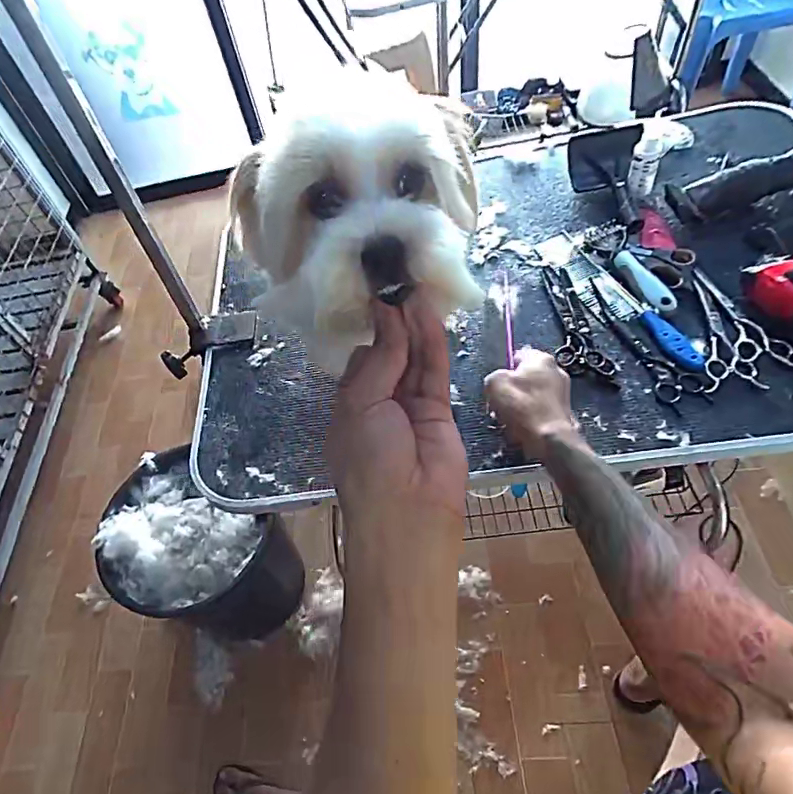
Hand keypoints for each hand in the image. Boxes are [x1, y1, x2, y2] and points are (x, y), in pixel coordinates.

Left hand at [329, 301, 467, 528]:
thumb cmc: (369, 460)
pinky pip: (435, 372)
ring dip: (415, 327)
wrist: (408, 510)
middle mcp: (382, 403)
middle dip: (395, 324)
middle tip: (399, 283)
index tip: (375, 295)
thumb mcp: (361, 404)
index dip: (371, 330)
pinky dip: (434, 343)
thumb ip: (380, 359)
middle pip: (392, 354)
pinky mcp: (440, 411)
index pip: (364, 358)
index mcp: (351, 405)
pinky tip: (429, 315)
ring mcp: (412, 408)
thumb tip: (388, 315)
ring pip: (415, 359)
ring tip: (416, 289)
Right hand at [484, 347, 577, 457]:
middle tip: (502, 404)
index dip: (503, 370)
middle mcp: (557, 370)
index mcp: (541, 358)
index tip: (497, 385)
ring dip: (521, 405)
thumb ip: (493, 377)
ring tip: (511, 419)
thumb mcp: (495, 385)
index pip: (517, 356)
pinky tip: (525, 427)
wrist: (550, 440)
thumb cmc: (523, 408)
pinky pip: (541, 410)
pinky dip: (532, 417)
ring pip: (533, 395)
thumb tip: (497, 382)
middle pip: (526, 377)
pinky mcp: (564, 411)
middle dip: (513, 390)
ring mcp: (563, 391)